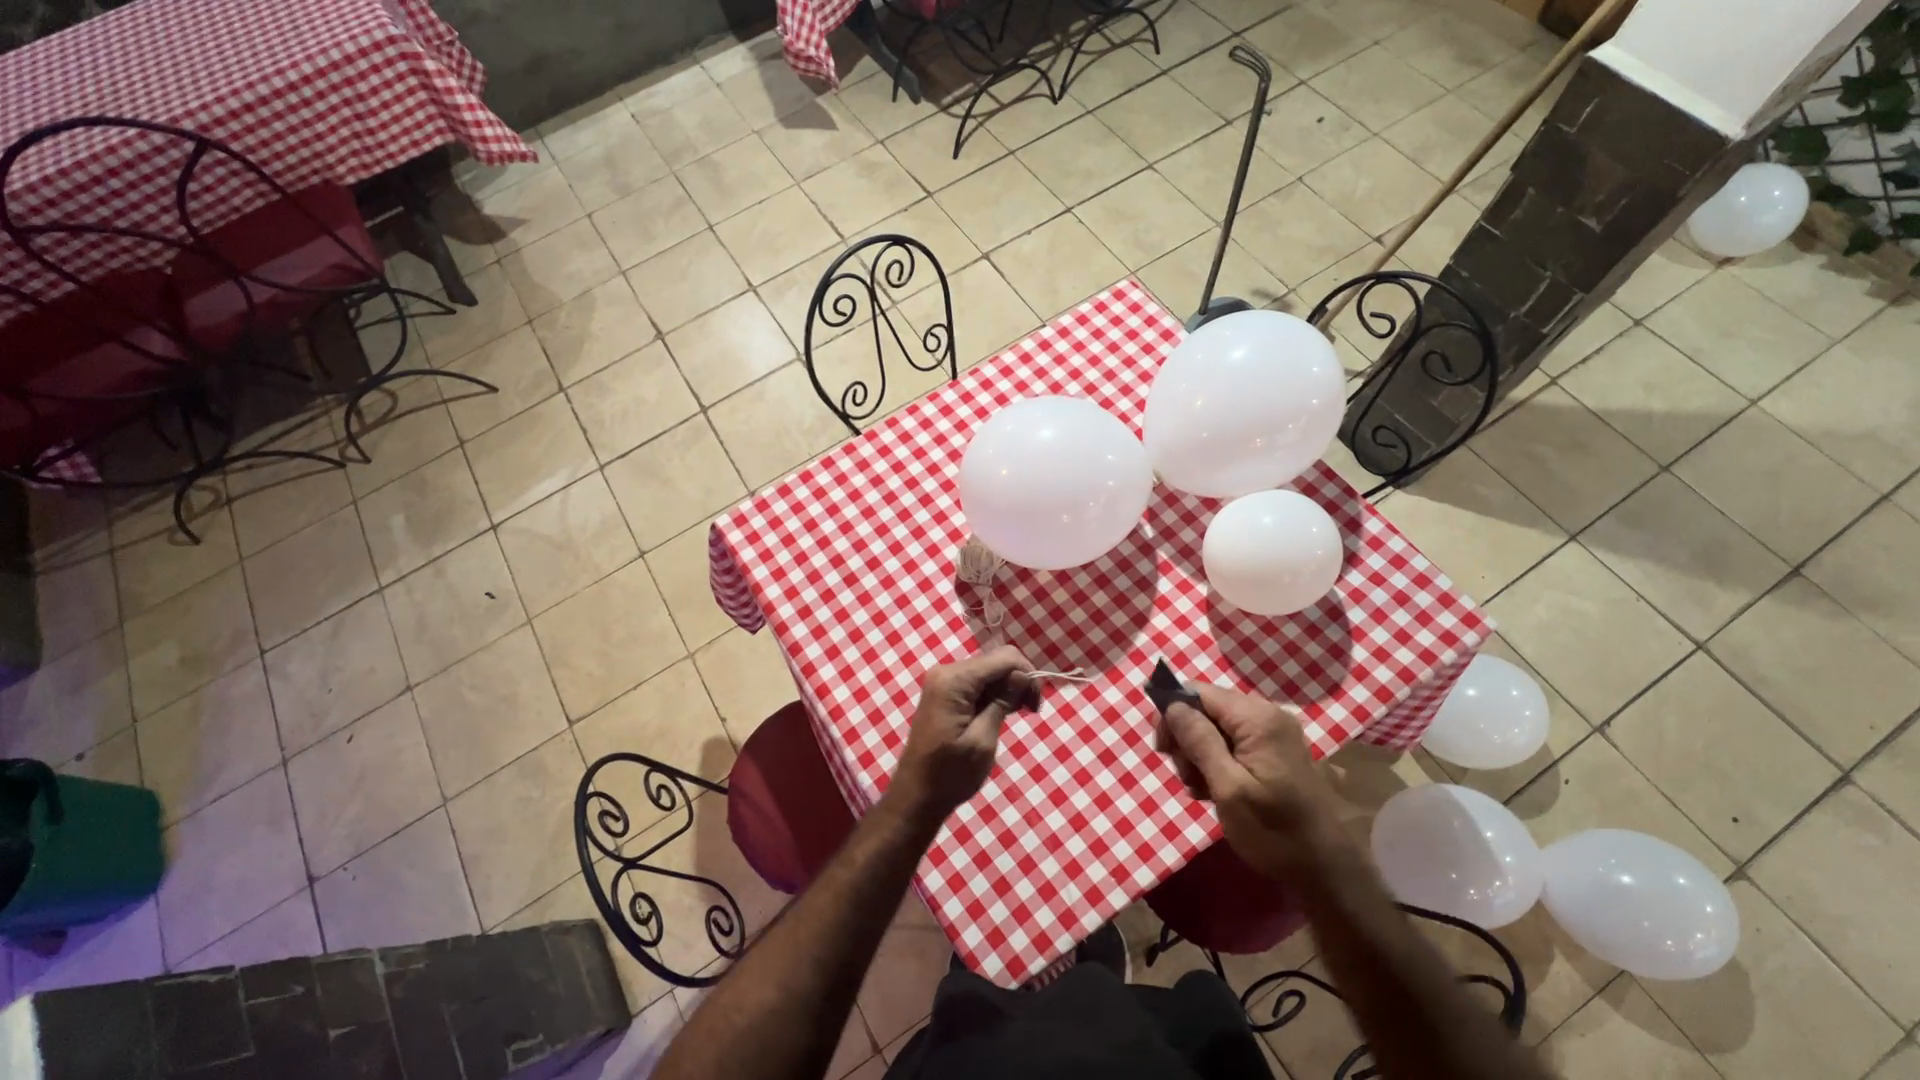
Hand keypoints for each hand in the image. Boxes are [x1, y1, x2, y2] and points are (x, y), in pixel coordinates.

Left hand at [888, 646, 1034, 824]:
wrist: (917, 795)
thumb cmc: (950, 775)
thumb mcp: (983, 741)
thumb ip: (1002, 702)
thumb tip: (1023, 675)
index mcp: (954, 680)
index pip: (1004, 658)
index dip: (1027, 675)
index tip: (1035, 706)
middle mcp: (946, 672)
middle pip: (996, 661)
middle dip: (1018, 681)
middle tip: (1030, 712)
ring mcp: (942, 681)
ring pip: (989, 671)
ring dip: (1007, 689)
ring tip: (1016, 715)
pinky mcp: (944, 692)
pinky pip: (976, 683)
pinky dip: (992, 694)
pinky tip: (1000, 714)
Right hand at [1155, 684, 1341, 876]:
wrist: (1323, 868)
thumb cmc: (1272, 832)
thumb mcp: (1228, 788)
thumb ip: (1200, 741)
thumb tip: (1172, 704)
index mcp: (1258, 719)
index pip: (1200, 692)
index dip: (1173, 713)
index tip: (1162, 749)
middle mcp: (1268, 715)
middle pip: (1208, 708)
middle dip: (1187, 738)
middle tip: (1185, 776)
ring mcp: (1274, 734)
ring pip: (1217, 727)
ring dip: (1199, 754)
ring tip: (1200, 789)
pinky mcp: (1274, 752)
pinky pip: (1233, 743)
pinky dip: (1217, 762)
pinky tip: (1213, 791)